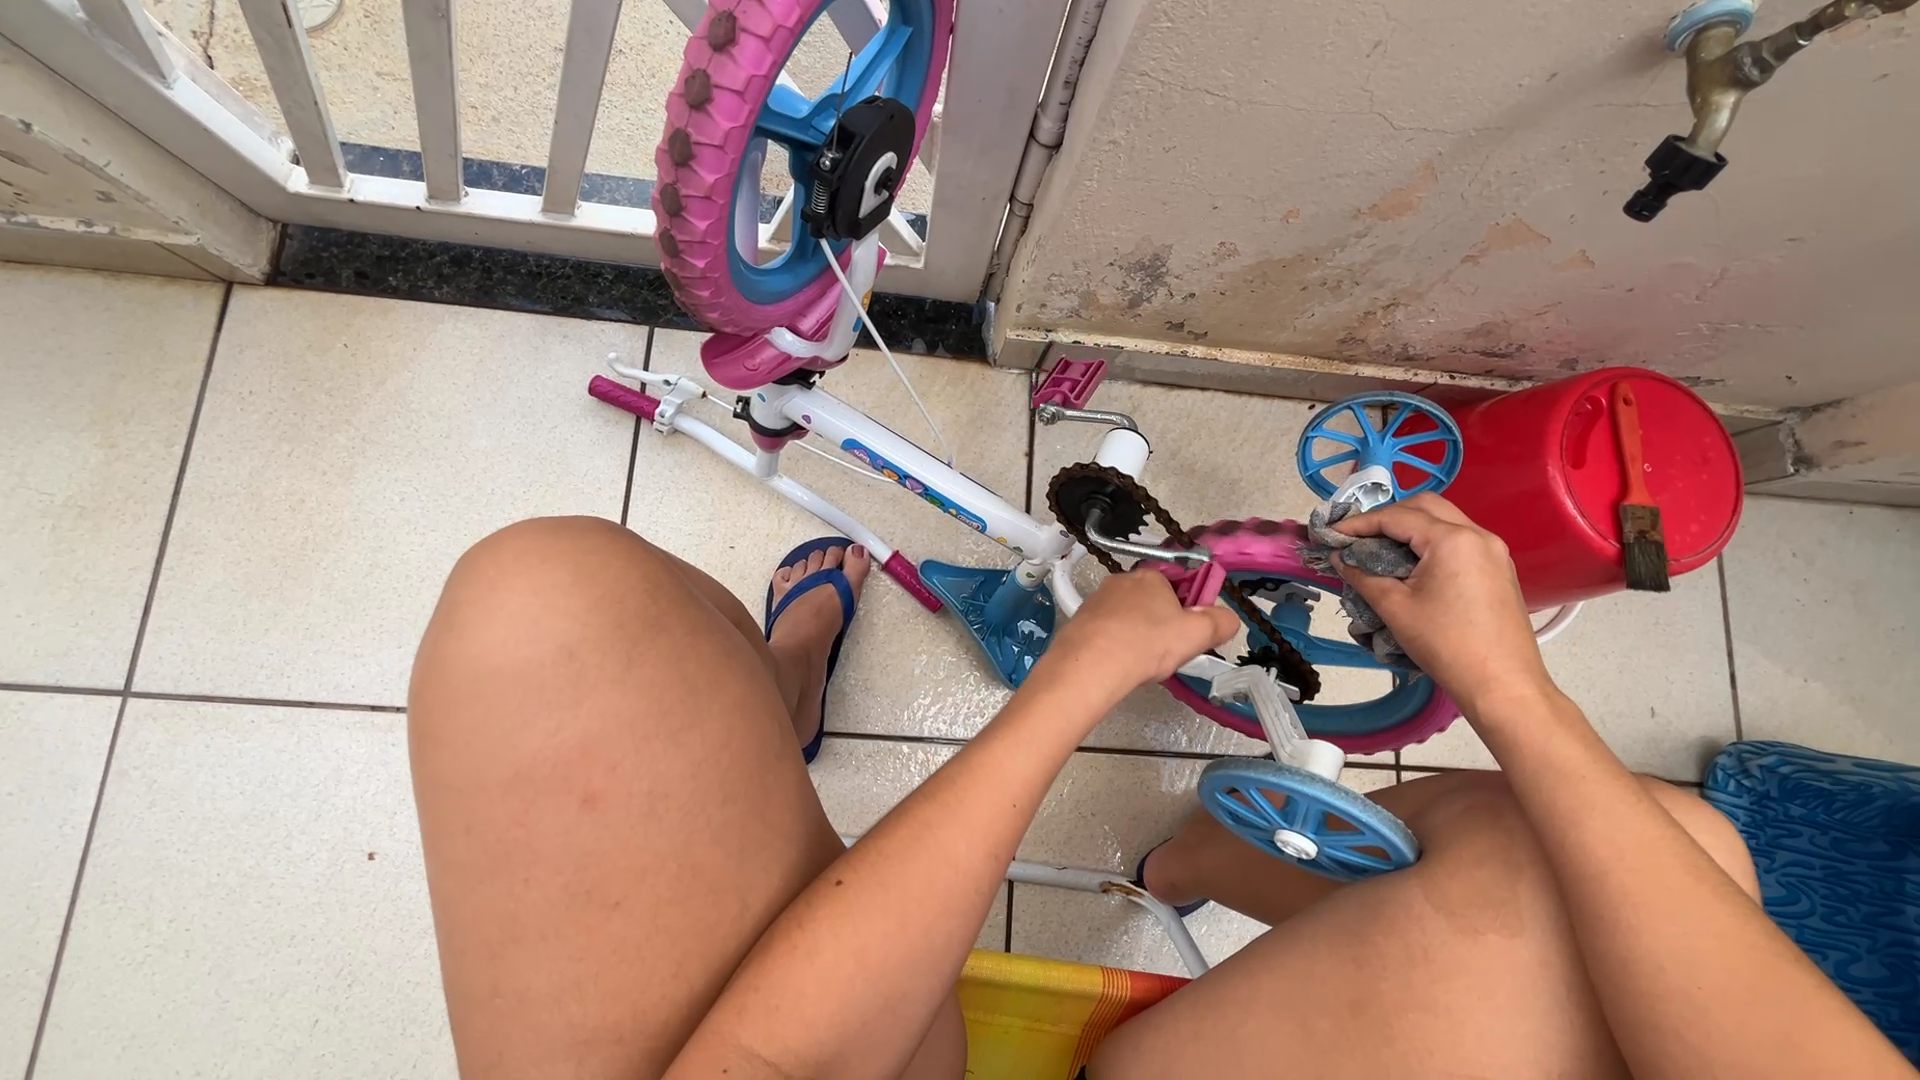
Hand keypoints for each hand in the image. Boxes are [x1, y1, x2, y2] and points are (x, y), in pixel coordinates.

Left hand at [1037, 569, 1239, 700]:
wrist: (1091, 664)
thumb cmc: (1148, 643)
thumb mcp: (1198, 634)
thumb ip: (1220, 623)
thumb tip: (1228, 618)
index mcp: (1151, 576)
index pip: (1178, 585)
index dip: (1188, 610)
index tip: (1190, 634)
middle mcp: (1121, 580)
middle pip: (1150, 602)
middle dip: (1161, 624)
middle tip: (1168, 652)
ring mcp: (1096, 600)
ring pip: (1127, 617)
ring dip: (1137, 635)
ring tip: (1142, 662)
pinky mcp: (1079, 621)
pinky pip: (1105, 631)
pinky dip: (1114, 645)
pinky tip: (1119, 664)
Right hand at [1332, 494, 1555, 715]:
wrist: (1501, 683)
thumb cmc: (1445, 643)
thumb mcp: (1394, 607)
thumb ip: (1362, 575)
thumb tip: (1339, 557)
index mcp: (1452, 540)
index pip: (1396, 517)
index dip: (1359, 523)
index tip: (1330, 534)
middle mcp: (1477, 535)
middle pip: (1425, 507)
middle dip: (1387, 516)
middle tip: (1357, 537)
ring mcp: (1493, 551)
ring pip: (1443, 521)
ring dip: (1409, 528)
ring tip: (1378, 550)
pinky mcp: (1498, 568)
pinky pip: (1457, 540)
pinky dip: (1429, 542)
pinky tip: (1410, 565)